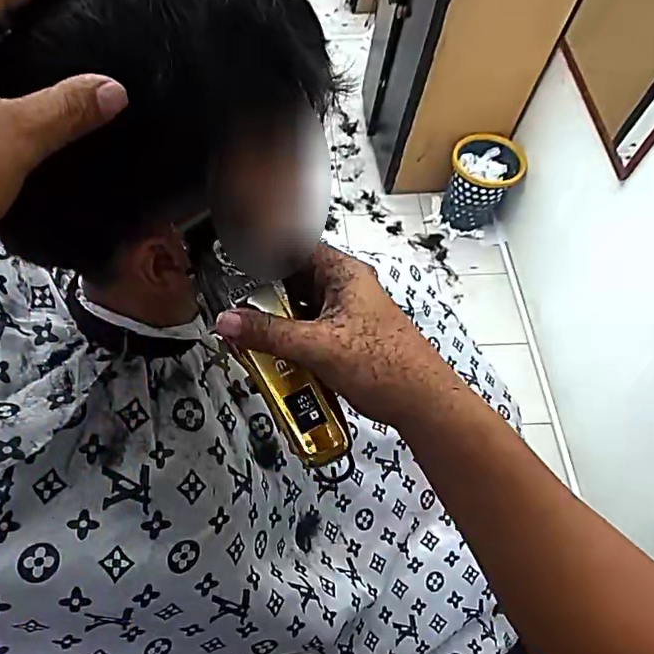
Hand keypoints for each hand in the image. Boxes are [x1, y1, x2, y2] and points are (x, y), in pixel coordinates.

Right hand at [213, 245, 471, 430]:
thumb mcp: (317, 346)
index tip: (237, 275)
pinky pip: (313, 337)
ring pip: (302, 314)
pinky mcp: (350, 342)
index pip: (294, 250)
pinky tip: (286, 364)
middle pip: (294, 286)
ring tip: (261, 344)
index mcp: (345, 274)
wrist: (422, 403)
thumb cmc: (390, 366)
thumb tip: (231, 322)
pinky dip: (296, 348)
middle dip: (268, 304)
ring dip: (281, 329)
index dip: (263, 259)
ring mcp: (350, 317)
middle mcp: (348, 290)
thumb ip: (269, 334)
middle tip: (245, 319)